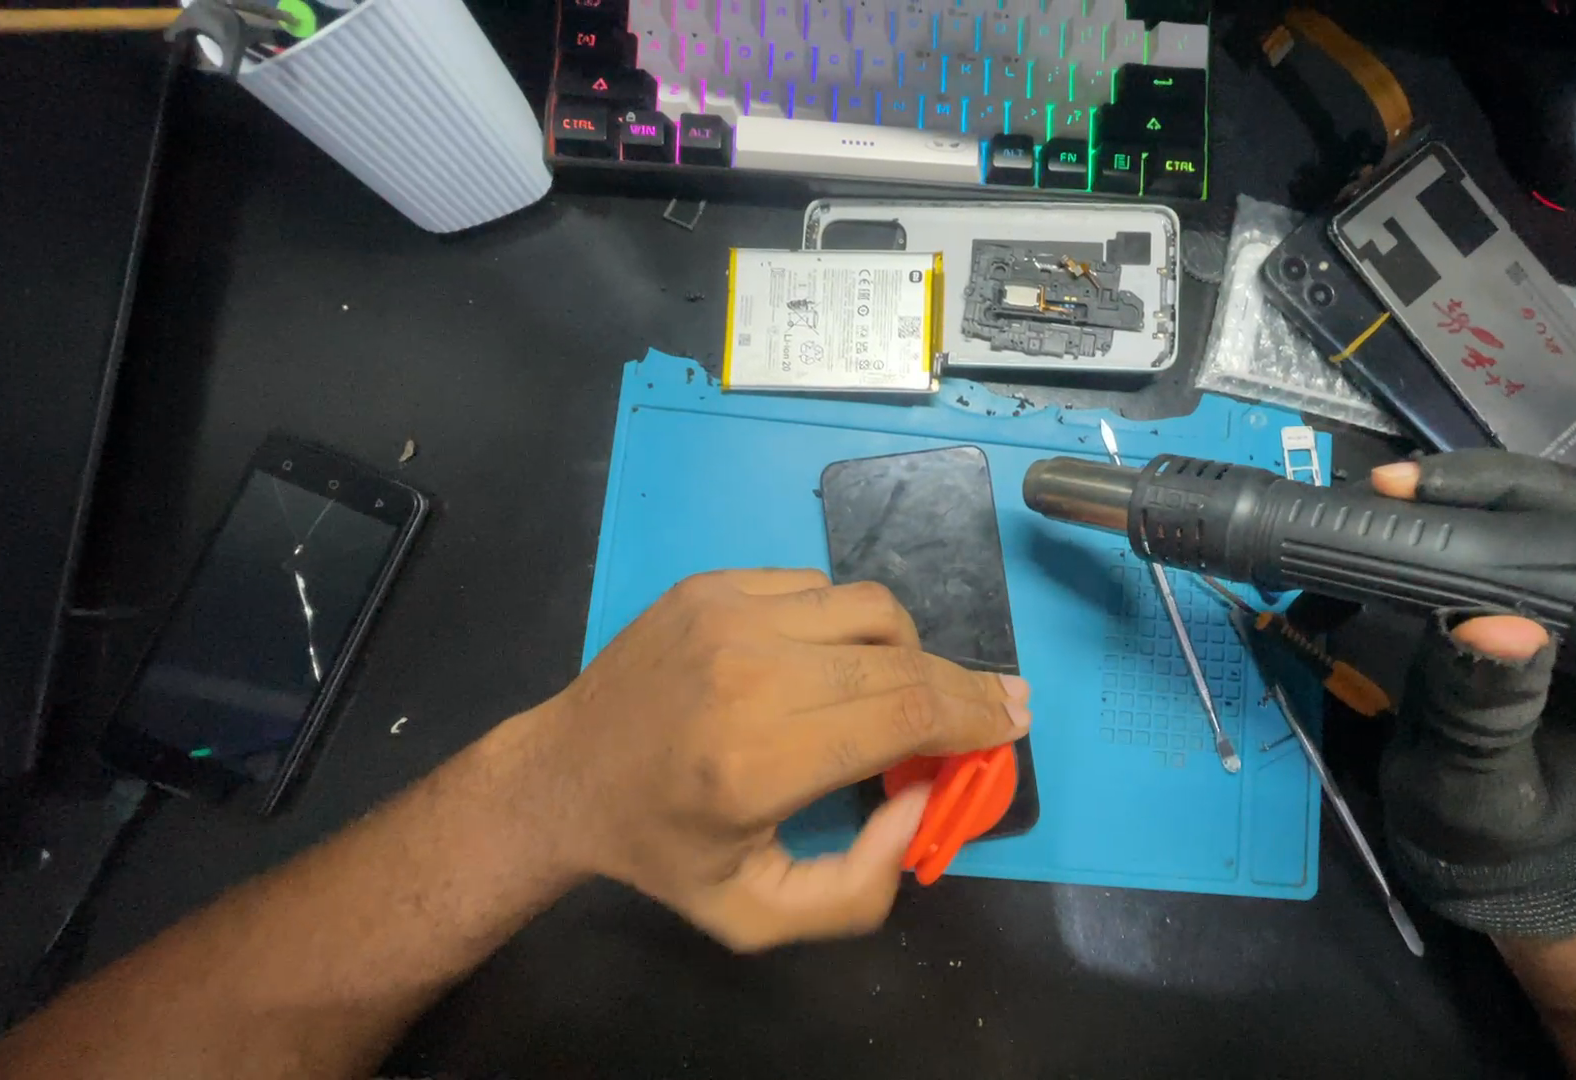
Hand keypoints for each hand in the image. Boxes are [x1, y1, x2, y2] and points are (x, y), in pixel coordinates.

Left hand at [516, 569, 1031, 950]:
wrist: (562, 773)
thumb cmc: (665, 850)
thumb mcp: (757, 914)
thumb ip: (860, 887)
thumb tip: (925, 801)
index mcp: (758, 760)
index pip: (904, 713)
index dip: (973, 713)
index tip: (1013, 718)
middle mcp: (749, 670)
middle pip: (901, 659)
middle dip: (964, 685)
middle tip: (996, 702)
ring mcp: (728, 613)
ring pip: (870, 606)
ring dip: (907, 649)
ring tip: (897, 686)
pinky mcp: (713, 584)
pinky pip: (819, 587)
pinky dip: (848, 624)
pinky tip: (827, 659)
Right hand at [1371, 450, 1575, 940]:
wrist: (1481, 858)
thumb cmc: (1492, 834)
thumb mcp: (1481, 786)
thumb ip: (1485, 712)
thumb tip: (1493, 623)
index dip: (1503, 492)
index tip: (1406, 490)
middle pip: (1533, 507)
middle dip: (1445, 492)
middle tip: (1368, 496)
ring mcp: (1528, 610)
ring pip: (1482, 525)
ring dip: (1405, 519)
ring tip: (1339, 531)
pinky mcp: (1480, 615)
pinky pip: (1438, 559)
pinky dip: (1378, 558)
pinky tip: (1331, 582)